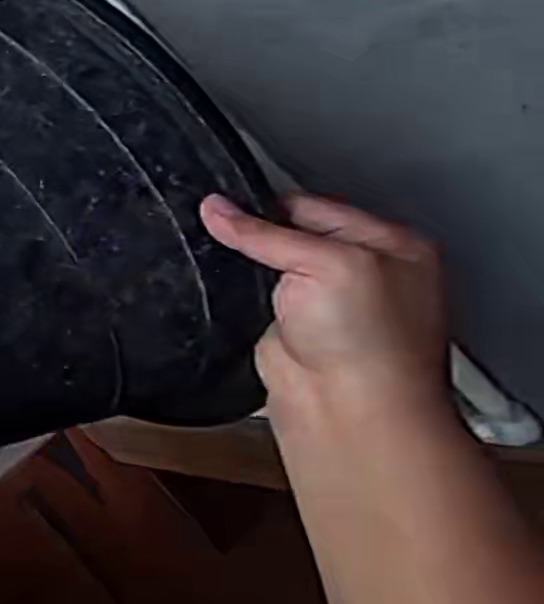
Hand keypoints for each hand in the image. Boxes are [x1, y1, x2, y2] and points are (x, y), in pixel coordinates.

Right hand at [199, 193, 448, 422]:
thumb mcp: (324, 264)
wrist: (345, 400)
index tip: (222, 207)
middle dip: (247, 233)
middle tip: (221, 235)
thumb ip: (263, 232)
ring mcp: (322, 295)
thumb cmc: (369, 340)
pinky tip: (223, 285)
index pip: (307, 204)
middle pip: (281, 231)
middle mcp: (359, 267)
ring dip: (238, 260)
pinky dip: (232, 284)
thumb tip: (215, 208)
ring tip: (222, 261)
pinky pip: (249, 287)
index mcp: (389, 243)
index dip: (262, 205)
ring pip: (262, 260)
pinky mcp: (287, 318)